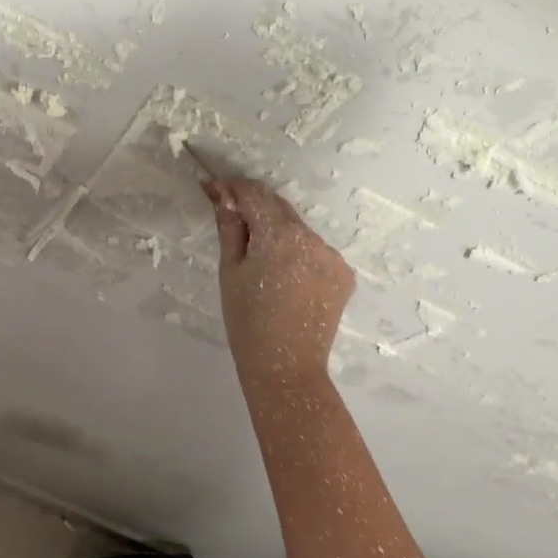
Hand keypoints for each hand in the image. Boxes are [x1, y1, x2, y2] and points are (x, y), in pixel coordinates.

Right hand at [205, 178, 356, 378]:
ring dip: (277, 232)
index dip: (232, 189)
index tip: (213, 190)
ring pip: (298, 230)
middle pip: (279, 208)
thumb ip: (230, 227)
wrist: (285, 367)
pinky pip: (315, 251)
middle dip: (255, 209)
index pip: (254, 194)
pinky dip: (297, 254)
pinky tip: (284, 276)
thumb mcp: (230, 270)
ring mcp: (333, 256)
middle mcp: (312, 238)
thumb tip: (223, 196)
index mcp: (280, 235)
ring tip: (259, 259)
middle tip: (230, 219)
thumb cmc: (247, 321)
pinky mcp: (344, 274)